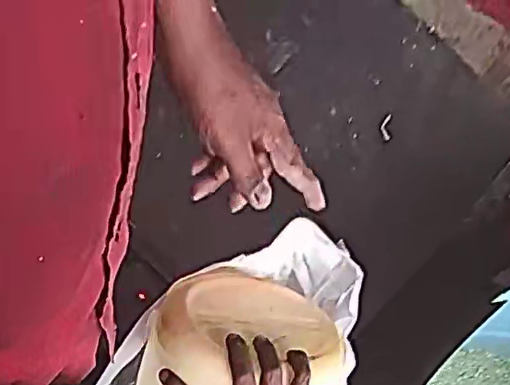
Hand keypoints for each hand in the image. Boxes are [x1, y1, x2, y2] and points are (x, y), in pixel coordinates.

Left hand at [164, 27, 324, 212]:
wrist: (192, 55)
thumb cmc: (215, 88)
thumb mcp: (231, 143)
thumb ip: (247, 174)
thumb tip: (262, 199)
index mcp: (272, 131)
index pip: (295, 166)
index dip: (307, 186)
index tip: (317, 203)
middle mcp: (262, 125)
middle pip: (263, 166)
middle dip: (247, 187)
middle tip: (235, 204)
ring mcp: (243, 119)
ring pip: (237, 158)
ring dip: (219, 177)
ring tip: (201, 189)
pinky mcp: (225, 114)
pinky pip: (222, 145)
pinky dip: (210, 160)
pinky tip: (198, 167)